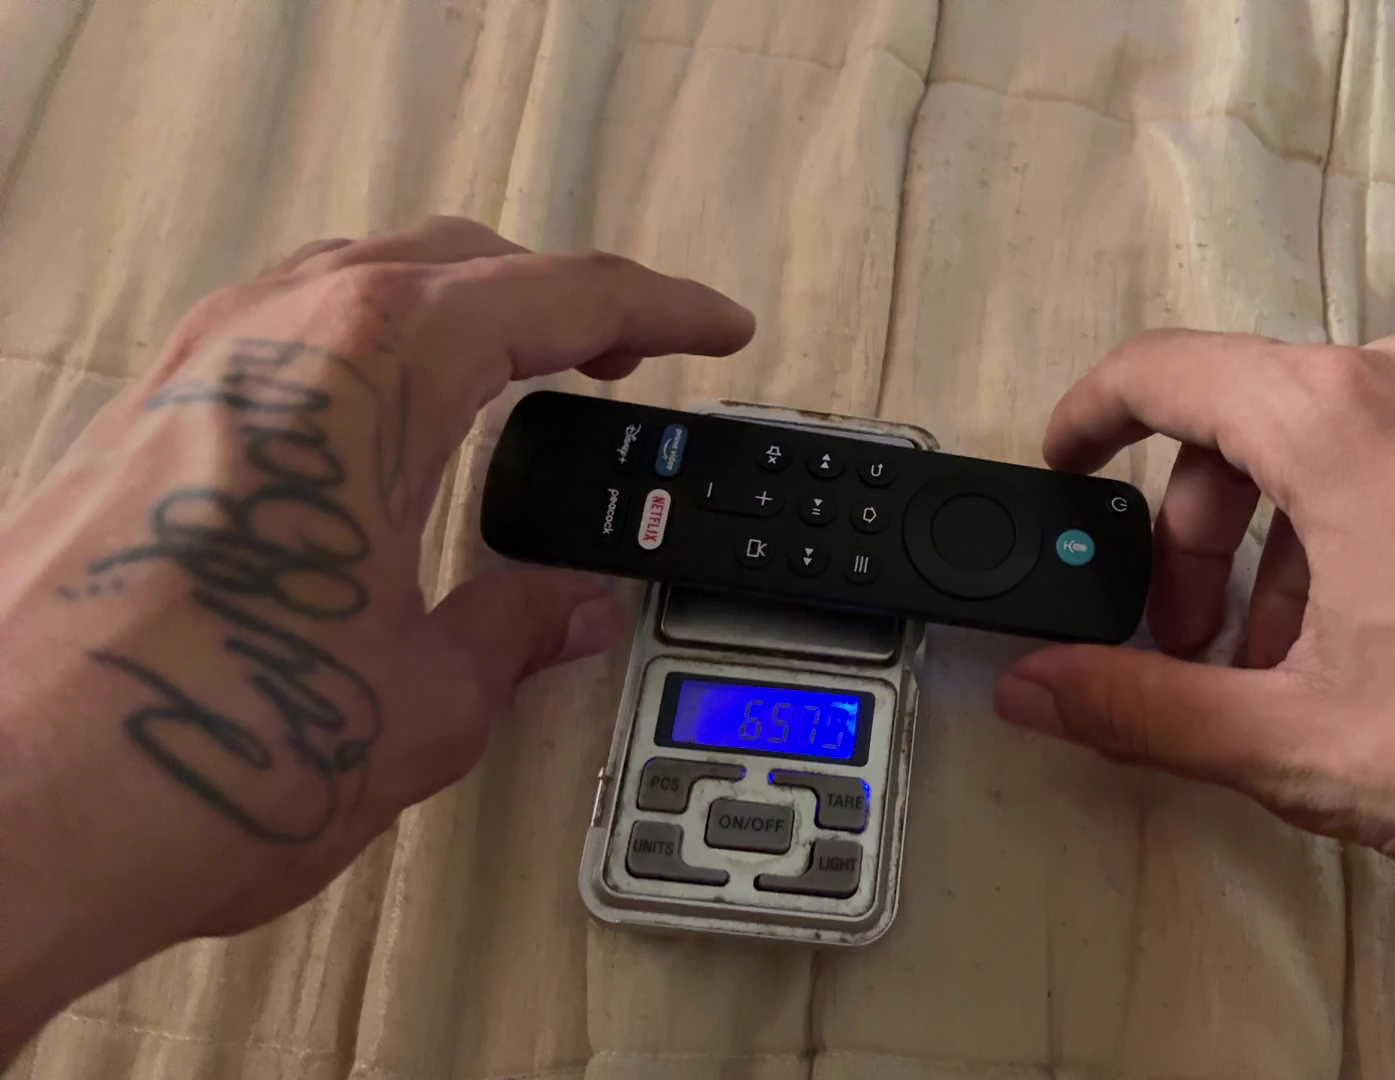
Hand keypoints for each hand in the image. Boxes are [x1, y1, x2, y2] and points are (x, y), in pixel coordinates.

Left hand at [0, 217, 752, 1049]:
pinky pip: (310, 319)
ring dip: (489, 306)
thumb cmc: (214, 748)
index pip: (558, 300)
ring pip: (379, 272)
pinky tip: (424, 400)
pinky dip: (404, 334)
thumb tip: (584, 607)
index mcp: (372, 374)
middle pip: (469, 262)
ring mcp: (202, 368)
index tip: (723, 329)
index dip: (662, 313)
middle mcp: (279, 340)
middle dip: (576, 301)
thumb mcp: (427, 697)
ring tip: (552, 367)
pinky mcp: (155, 414)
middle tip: (641, 362)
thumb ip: (519, 626)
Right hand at [993, 327, 1394, 1074]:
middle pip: (1231, 429)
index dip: (1088, 417)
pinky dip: (1334, 537)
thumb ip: (1139, 708)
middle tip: (1179, 637)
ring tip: (1271, 663)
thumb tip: (1031, 691)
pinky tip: (1357, 639)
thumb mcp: (1295, 738)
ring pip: (1308, 449)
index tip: (1062, 467)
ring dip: (1259, 551)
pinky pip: (1387, 462)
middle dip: (1184, 538)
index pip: (1160, 370)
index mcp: (1335, 419)